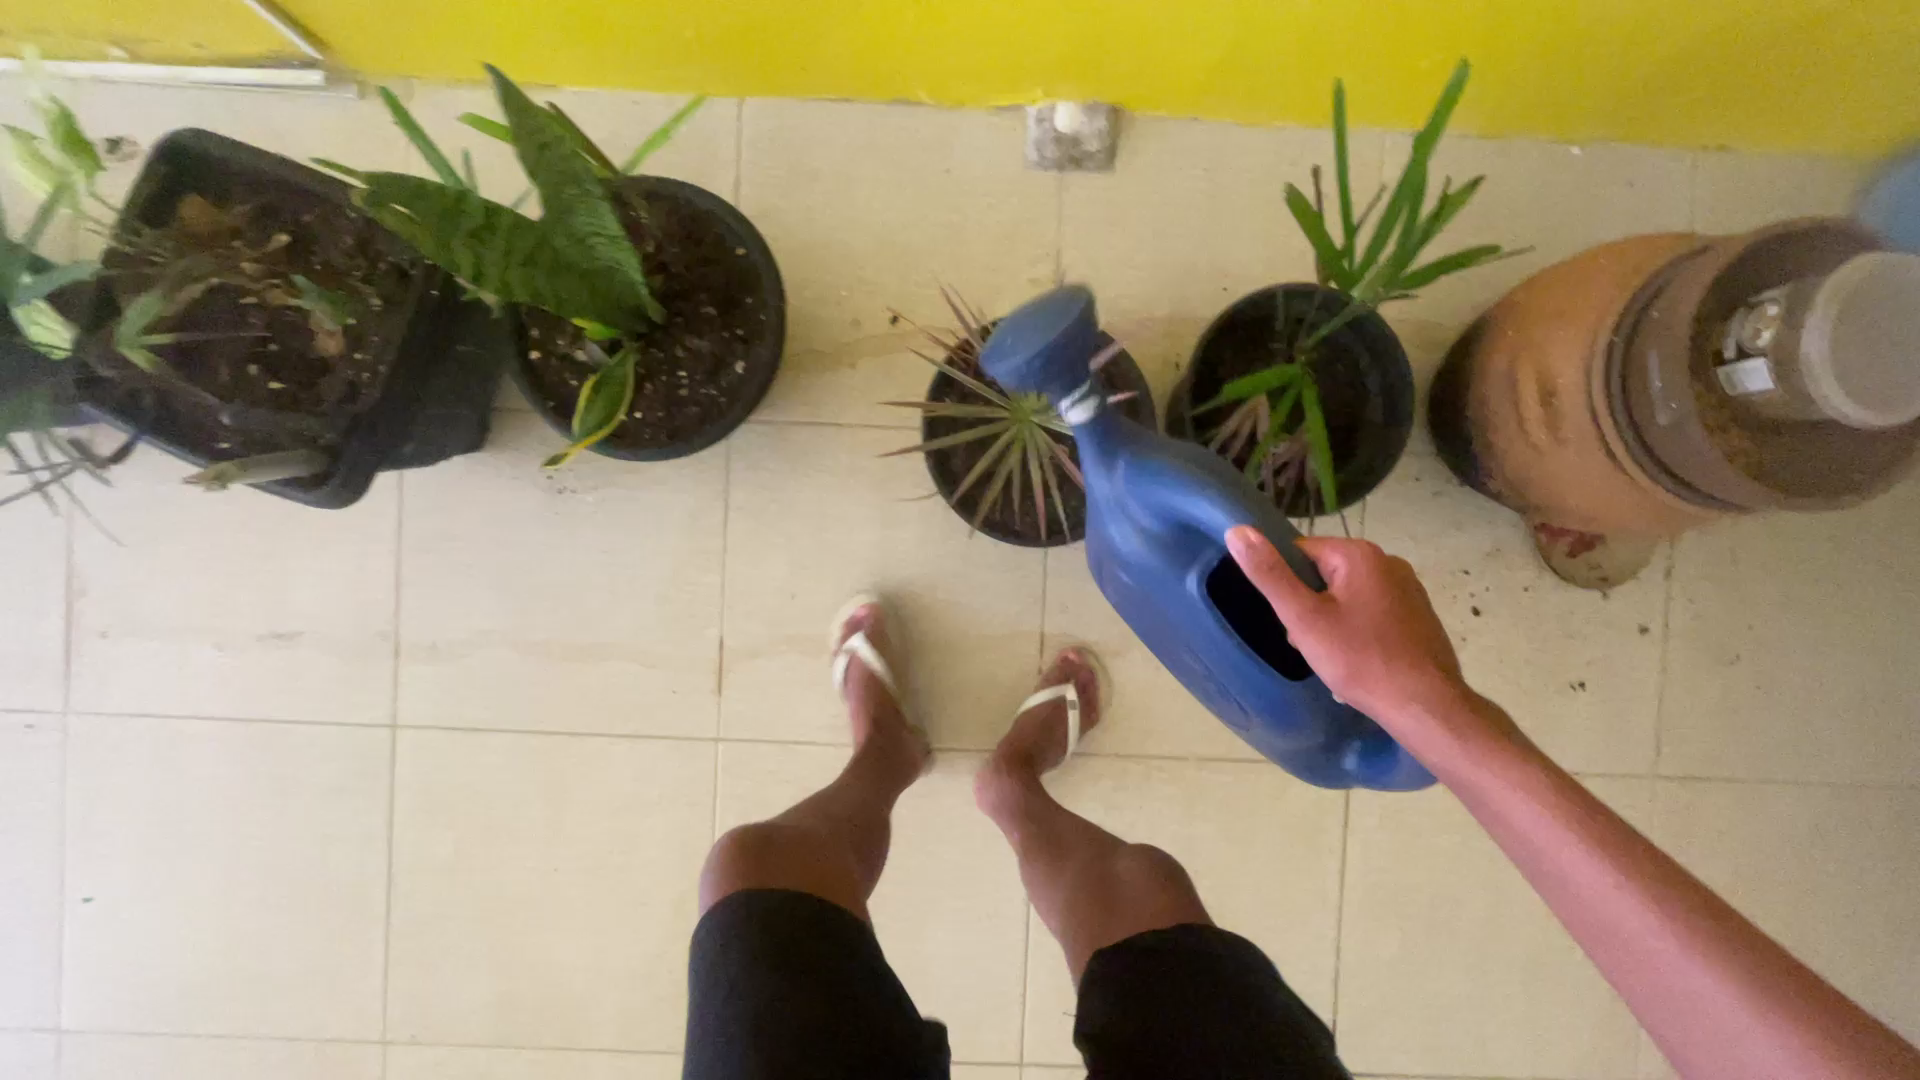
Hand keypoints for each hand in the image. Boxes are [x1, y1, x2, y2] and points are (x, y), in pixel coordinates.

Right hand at [1225, 527, 1520, 764]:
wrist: (1425, 705)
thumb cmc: (1359, 659)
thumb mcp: (1302, 617)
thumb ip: (1269, 574)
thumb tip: (1237, 531)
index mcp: (1358, 554)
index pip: (1299, 552)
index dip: (1286, 585)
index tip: (1291, 618)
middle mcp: (1388, 561)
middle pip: (1323, 573)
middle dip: (1309, 605)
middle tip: (1310, 642)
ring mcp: (1408, 588)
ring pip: (1347, 595)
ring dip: (1331, 619)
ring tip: (1334, 655)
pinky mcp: (1419, 613)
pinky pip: (1371, 611)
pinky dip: (1358, 630)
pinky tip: (1359, 658)